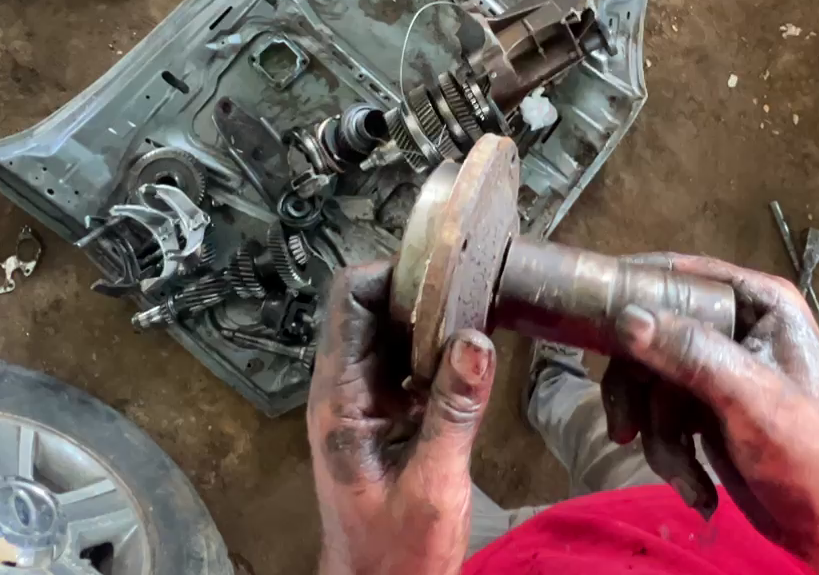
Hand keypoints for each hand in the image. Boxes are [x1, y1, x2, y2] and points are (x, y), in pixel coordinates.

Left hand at [307, 261, 494, 574]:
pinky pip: (409, 359)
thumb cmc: (395, 555)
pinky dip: (437, 347)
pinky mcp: (387, 411)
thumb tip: (478, 340)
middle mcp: (346, 385)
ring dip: (431, 318)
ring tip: (476, 305)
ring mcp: (366, 396)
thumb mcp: (432, 484)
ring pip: (393, 330)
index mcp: (340, 394)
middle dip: (419, 291)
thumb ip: (454, 411)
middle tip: (470, 284)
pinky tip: (470, 347)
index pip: (351, 299)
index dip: (391, 275)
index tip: (443, 272)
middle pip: (372, 307)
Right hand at [604, 255, 818, 574]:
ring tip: (682, 475)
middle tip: (625, 427)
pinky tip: (696, 487)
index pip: (682, 273)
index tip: (594, 313)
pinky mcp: (709, 408)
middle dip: (639, 388)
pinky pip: (663, 415)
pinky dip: (671, 454)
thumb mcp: (752, 399)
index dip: (636, 287)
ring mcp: (719, 368)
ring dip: (657, 433)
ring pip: (651, 380)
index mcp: (758, 304)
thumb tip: (626, 317)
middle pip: (654, 331)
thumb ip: (690, 352)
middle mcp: (735, 326)